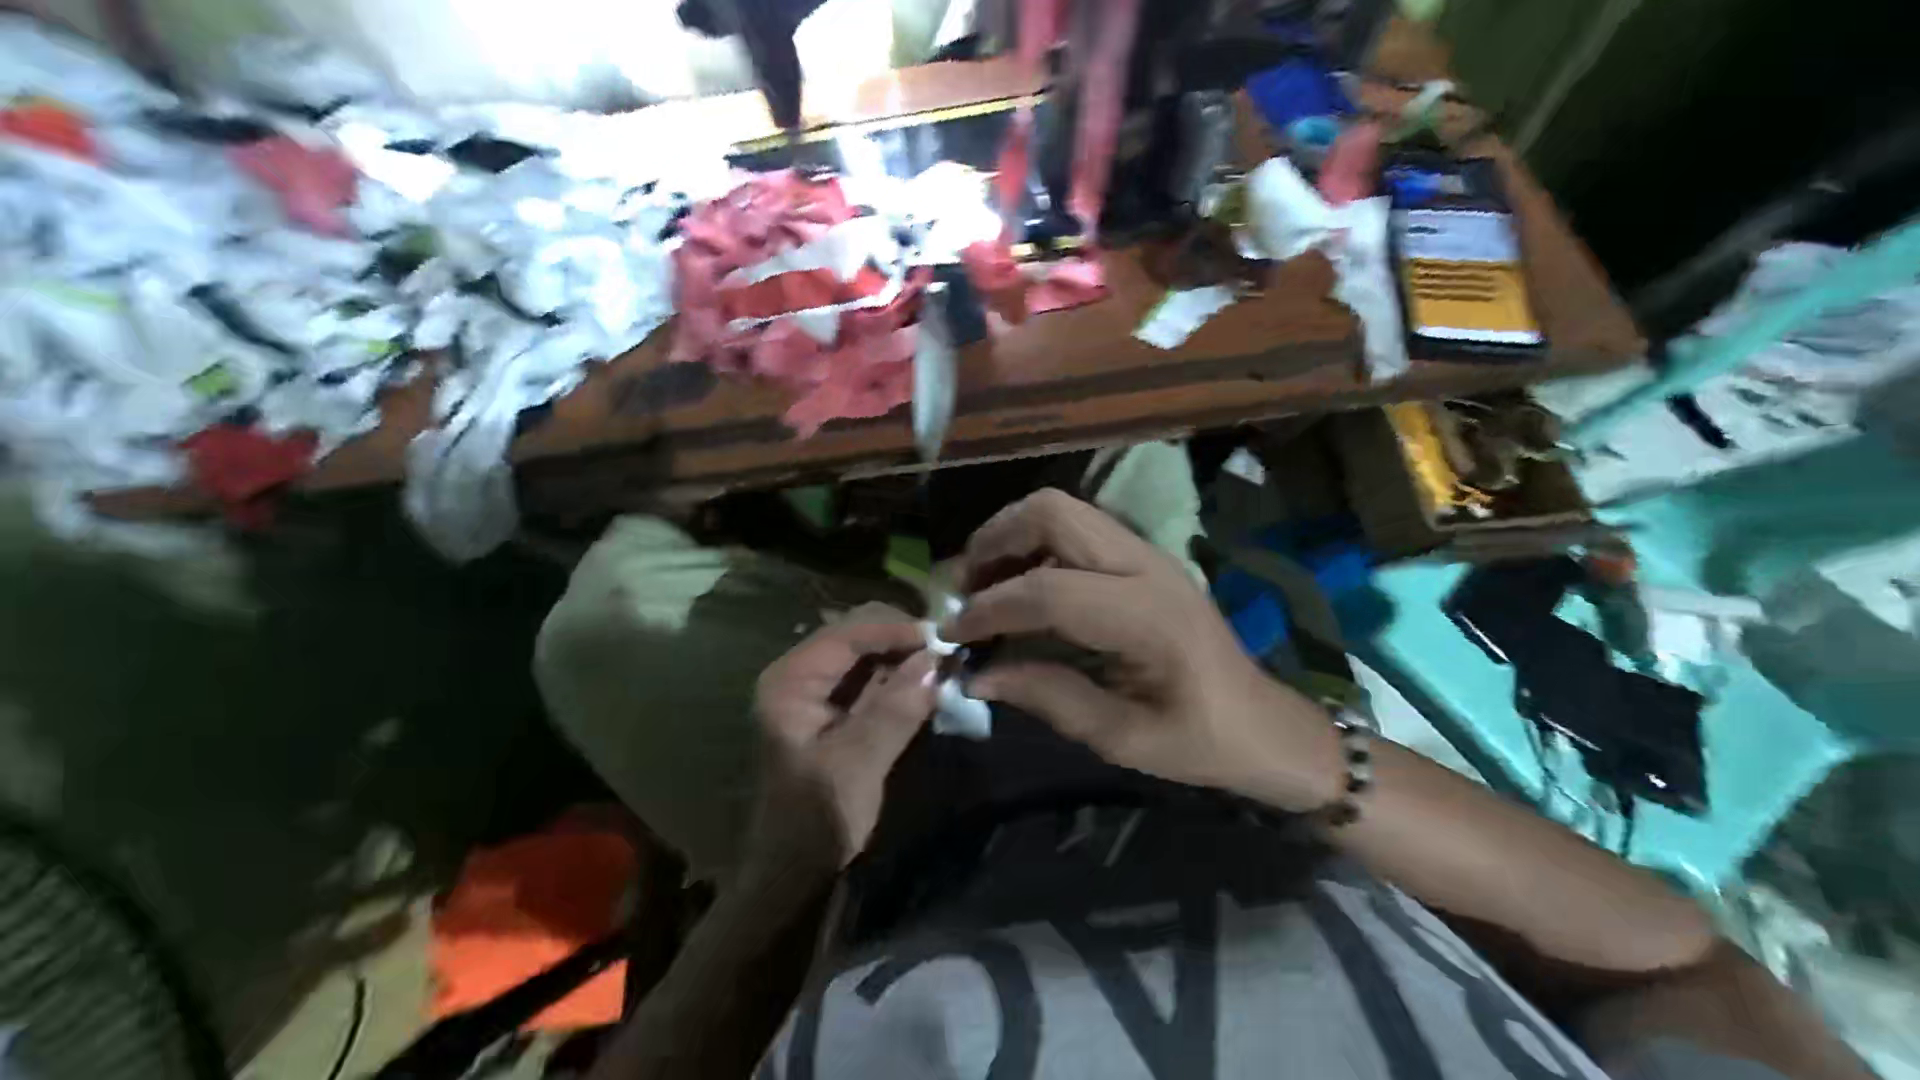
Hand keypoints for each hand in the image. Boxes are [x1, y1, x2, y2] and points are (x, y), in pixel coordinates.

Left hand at [747, 606, 936, 879]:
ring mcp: (817, 690)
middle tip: (949, 654)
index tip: (944, 640)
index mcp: (791, 680)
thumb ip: (895, 709)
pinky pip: (872, 678)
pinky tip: (929, 685)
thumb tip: (937, 660)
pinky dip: (901, 678)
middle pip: (858, 634)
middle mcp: (800, 673)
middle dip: (903, 640)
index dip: (896, 629)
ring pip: (869, 654)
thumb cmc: (816, 819)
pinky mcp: (835, 708)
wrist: (794, 870)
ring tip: (946, 666)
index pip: (848, 633)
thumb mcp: (858, 764)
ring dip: (906, 658)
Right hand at [947, 489, 1342, 811]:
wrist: (1264, 722)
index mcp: (1147, 617)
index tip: (952, 634)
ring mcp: (1147, 552)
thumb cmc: (1200, 741)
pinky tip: (1019, 582)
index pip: (1048, 590)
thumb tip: (975, 675)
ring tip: (982, 582)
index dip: (989, 608)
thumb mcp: (1121, 737)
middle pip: (1052, 513)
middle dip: (993, 543)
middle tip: (963, 588)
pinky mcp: (1143, 555)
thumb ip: (1046, 697)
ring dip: (1010, 535)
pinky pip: (1075, 526)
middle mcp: (1146, 566)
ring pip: (1061, 508)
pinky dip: (1034, 543)